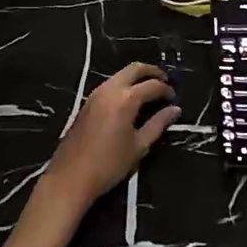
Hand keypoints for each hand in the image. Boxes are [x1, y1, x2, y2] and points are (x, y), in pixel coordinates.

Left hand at [44, 63, 180, 209]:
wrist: (71, 177)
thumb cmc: (109, 164)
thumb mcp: (139, 146)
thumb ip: (158, 124)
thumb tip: (175, 110)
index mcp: (125, 99)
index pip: (152, 85)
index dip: (166, 89)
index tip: (174, 98)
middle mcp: (110, 89)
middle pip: (134, 69)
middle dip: (151, 71)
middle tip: (164, 81)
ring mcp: (95, 94)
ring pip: (120, 74)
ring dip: (136, 77)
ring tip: (149, 90)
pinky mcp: (87, 102)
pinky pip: (110, 84)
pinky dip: (123, 85)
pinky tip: (130, 99)